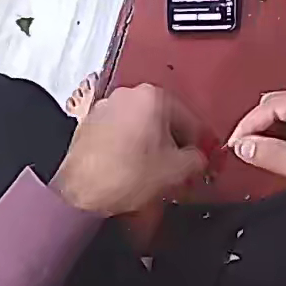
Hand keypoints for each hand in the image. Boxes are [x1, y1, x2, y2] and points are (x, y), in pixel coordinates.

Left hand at [51, 84, 206, 214]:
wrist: (80, 191)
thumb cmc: (128, 174)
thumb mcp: (177, 170)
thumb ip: (198, 159)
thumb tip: (199, 158)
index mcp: (153, 96)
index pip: (190, 119)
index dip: (201, 143)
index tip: (205, 159)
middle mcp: (129, 94)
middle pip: (165, 119)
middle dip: (176, 144)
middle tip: (182, 168)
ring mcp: (107, 106)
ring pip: (143, 125)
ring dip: (154, 145)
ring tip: (157, 171)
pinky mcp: (90, 121)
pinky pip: (122, 130)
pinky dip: (133, 145)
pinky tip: (134, 167)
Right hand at [227, 87, 285, 245]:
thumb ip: (275, 155)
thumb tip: (241, 146)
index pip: (281, 102)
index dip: (252, 122)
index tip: (233, 145)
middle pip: (285, 106)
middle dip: (261, 128)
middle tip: (241, 153)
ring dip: (273, 136)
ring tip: (255, 157)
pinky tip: (276, 157)